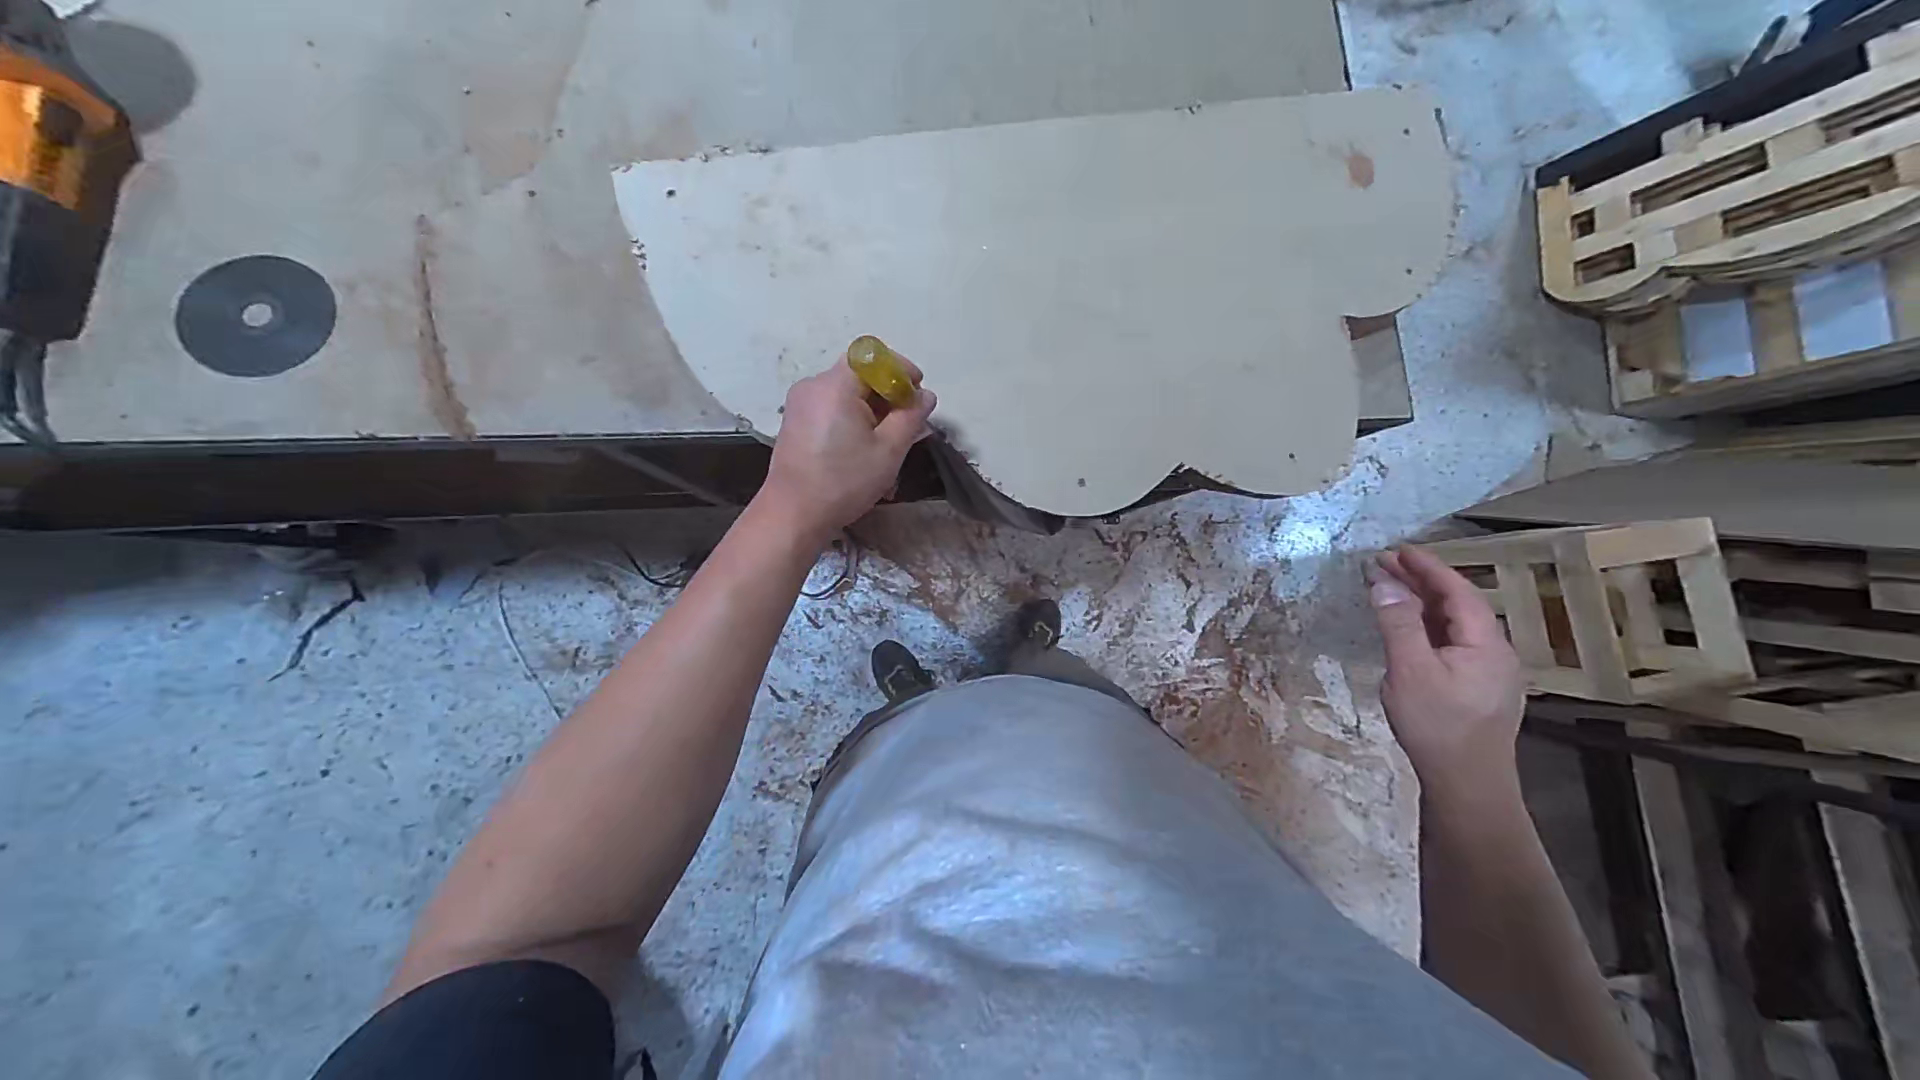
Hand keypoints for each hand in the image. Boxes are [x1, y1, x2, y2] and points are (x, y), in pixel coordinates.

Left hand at [757, 355, 936, 541]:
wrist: (794, 514)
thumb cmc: (844, 482)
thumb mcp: (889, 450)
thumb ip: (911, 417)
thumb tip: (925, 396)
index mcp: (835, 386)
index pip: (873, 356)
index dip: (900, 370)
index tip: (917, 396)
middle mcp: (813, 386)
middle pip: (859, 375)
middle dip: (888, 395)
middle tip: (908, 425)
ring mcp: (800, 404)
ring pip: (846, 394)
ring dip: (872, 411)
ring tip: (888, 443)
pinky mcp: (795, 422)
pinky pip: (831, 408)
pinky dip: (853, 420)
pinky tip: (863, 449)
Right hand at [1366, 545, 1524, 808]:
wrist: (1466, 782)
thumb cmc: (1437, 725)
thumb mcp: (1410, 671)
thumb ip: (1399, 625)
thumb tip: (1385, 585)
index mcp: (1486, 643)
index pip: (1457, 592)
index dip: (1428, 568)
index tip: (1398, 550)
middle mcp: (1493, 651)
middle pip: (1457, 605)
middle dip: (1421, 581)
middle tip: (1383, 564)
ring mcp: (1487, 671)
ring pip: (1453, 624)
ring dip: (1421, 602)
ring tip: (1389, 588)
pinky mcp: (1475, 687)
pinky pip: (1449, 641)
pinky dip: (1425, 624)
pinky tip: (1406, 626)